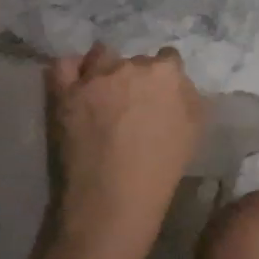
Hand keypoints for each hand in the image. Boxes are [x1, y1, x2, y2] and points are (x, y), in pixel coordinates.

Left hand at [45, 43, 205, 254]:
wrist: (112, 203)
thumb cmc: (161, 171)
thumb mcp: (195, 131)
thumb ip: (189, 97)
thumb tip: (177, 84)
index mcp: (167, 73)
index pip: (168, 59)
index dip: (163, 79)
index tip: (158, 99)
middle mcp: (131, 65)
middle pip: (134, 60)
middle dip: (133, 77)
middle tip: (129, 107)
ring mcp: (95, 78)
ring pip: (100, 55)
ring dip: (103, 70)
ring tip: (99, 95)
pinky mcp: (65, 94)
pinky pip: (63, 66)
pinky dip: (70, 71)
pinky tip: (74, 86)